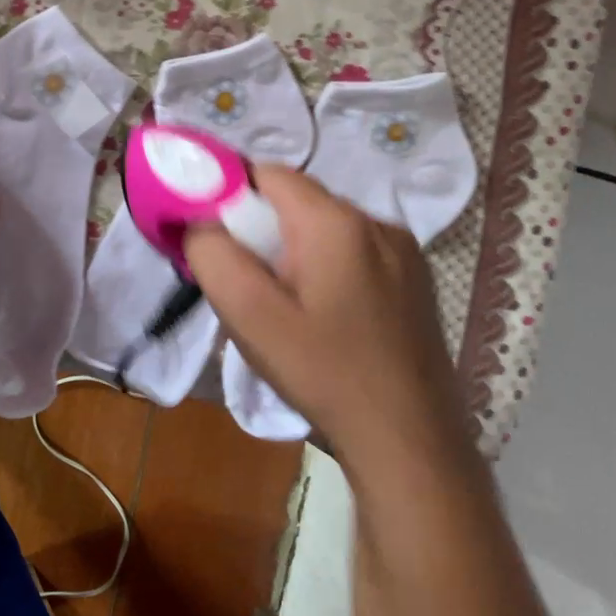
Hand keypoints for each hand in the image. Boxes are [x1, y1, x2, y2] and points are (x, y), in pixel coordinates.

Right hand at [184, 166, 471, 472]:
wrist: (409, 442)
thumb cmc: (322, 370)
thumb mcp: (246, 312)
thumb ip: (210, 251)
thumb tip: (200, 222)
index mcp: (336, 223)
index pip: (266, 172)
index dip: (227, 192)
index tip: (206, 232)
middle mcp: (378, 224)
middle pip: (295, 200)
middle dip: (256, 226)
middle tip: (238, 277)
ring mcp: (404, 255)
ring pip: (323, 228)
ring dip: (289, 249)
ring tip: (276, 303)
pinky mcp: (414, 284)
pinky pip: (351, 253)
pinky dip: (321, 267)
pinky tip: (317, 315)